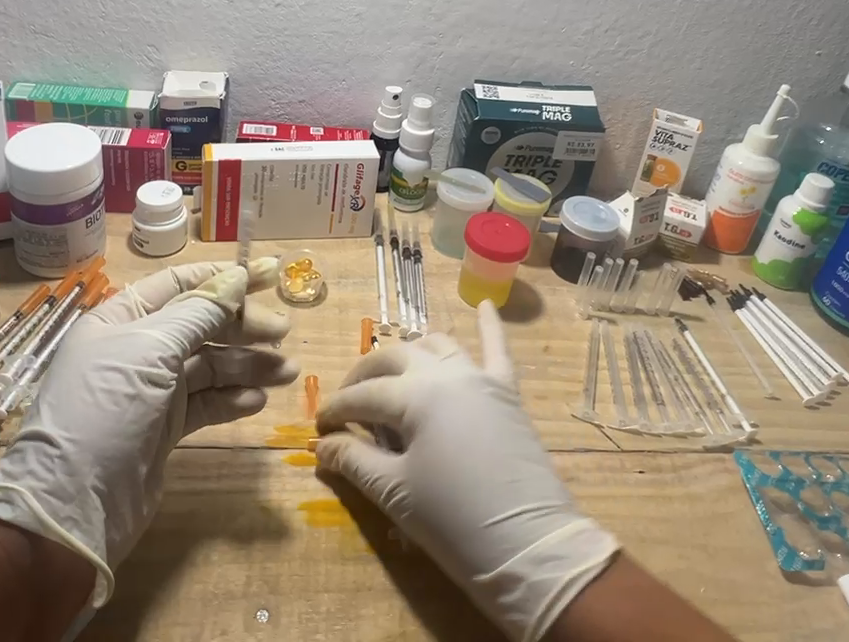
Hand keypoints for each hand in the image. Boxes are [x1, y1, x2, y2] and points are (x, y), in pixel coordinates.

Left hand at [0, 258, 294, 609]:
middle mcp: (137, 349)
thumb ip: (199, 312)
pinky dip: (232, 399)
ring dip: (248, 365)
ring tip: (288, 372)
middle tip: (284, 330)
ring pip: (210, 366)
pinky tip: (257, 401)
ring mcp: (151, 390)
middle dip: (243, 325)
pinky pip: (206, 402)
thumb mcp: (151, 350)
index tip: (271, 273)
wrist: (72, 506)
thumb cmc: (106, 409)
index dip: (225, 277)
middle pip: (201, 324)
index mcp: (122, 319)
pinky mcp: (163, 428)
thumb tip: (238, 277)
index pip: (181, 284)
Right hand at [316, 301, 620, 641]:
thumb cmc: (452, 520)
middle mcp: (444, 372)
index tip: (320, 429)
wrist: (528, 544)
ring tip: (392, 373)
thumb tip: (323, 444)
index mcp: (414, 394)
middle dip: (364, 377)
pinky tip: (485, 303)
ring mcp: (480, 378)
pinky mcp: (507, 392)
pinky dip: (490, 325)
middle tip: (348, 404)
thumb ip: (354, 460)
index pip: (362, 395)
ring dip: (410, 352)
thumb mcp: (394, 491)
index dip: (336, 410)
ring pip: (436, 346)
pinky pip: (498, 349)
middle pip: (393, 359)